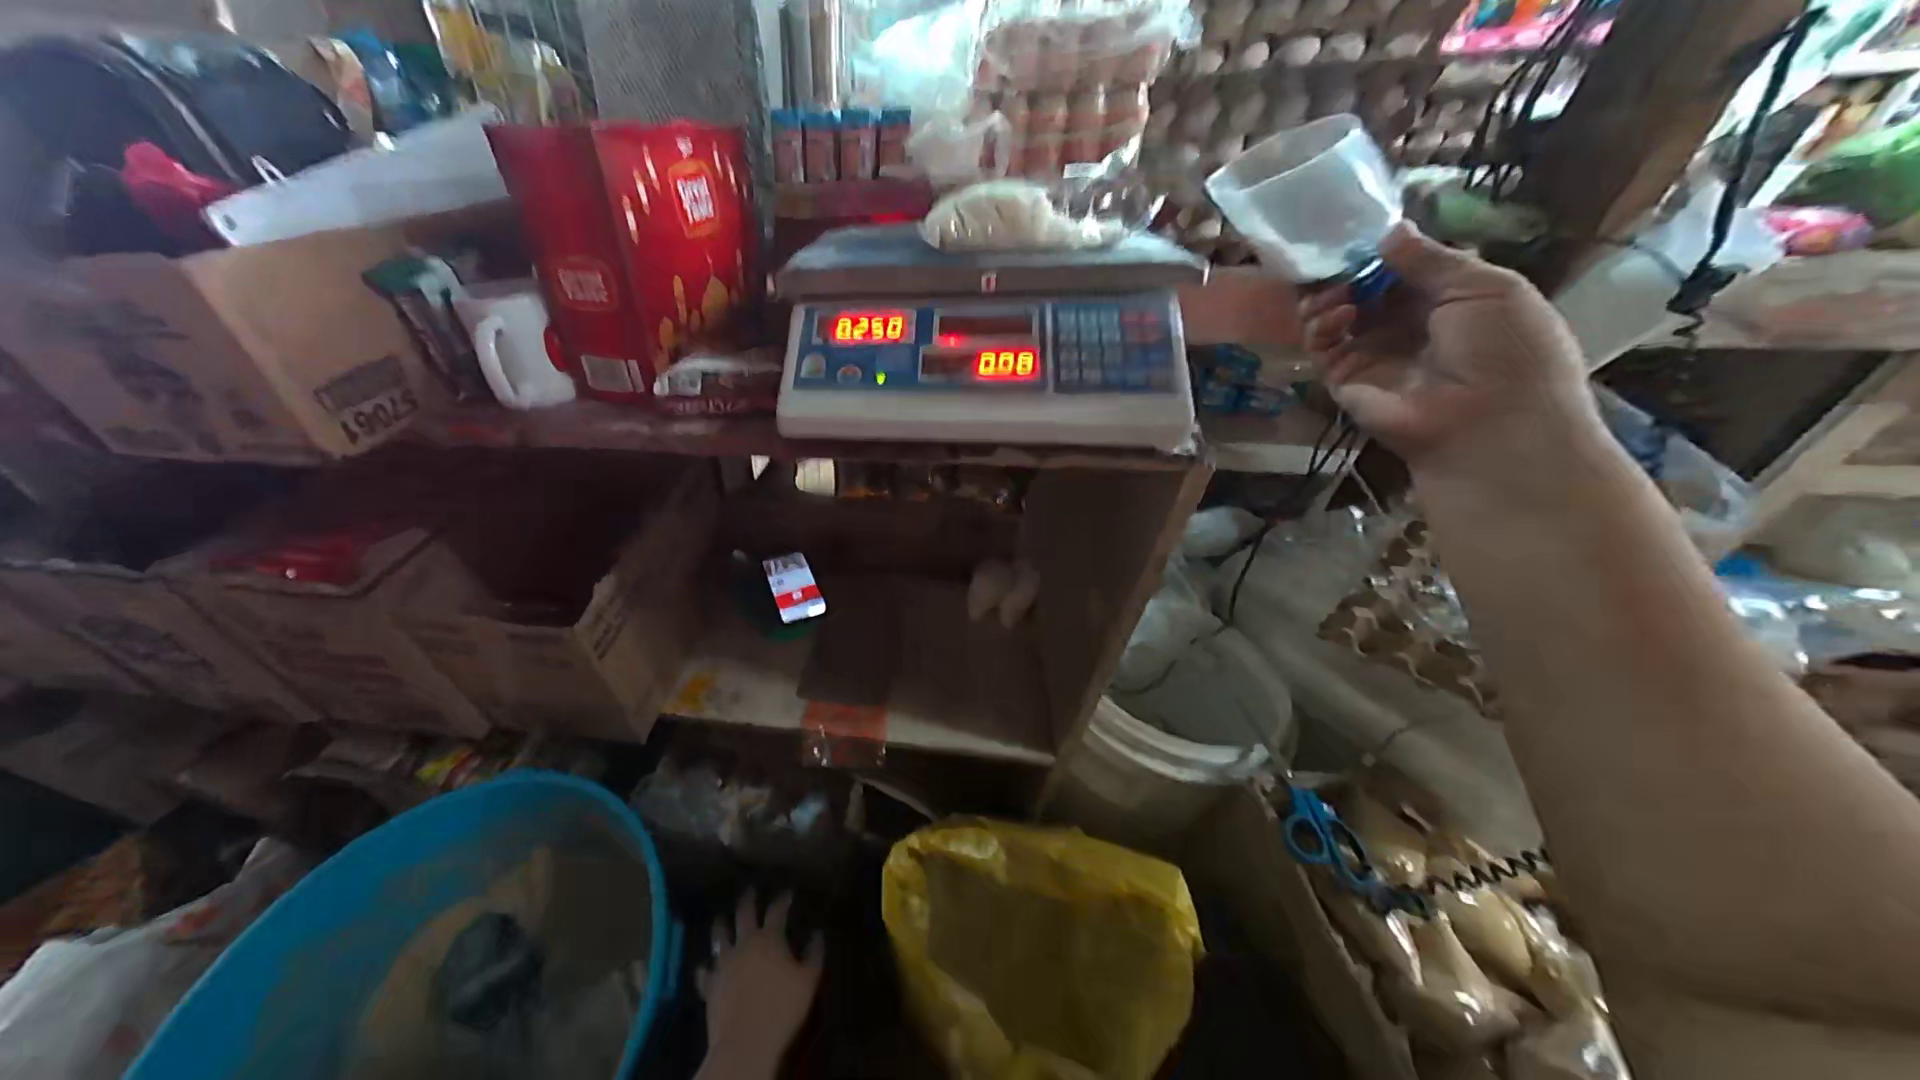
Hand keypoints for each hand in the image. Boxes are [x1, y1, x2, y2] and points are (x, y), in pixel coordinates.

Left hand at [695, 891, 823, 1079]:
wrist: (746, 1043)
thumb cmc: (782, 1008)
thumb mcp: (809, 981)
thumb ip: (814, 954)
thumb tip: (816, 934)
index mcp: (769, 939)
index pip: (777, 910)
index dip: (783, 899)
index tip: (788, 892)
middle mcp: (744, 944)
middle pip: (743, 914)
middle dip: (748, 899)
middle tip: (749, 890)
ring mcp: (724, 963)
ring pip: (719, 936)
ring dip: (721, 924)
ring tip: (721, 918)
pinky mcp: (710, 985)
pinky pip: (705, 970)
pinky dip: (706, 965)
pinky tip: (706, 965)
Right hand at [1297, 222, 1599, 469]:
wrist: (1489, 424)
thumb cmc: (1506, 349)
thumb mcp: (1484, 287)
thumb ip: (1432, 259)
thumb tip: (1389, 231)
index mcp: (1445, 301)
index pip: (1400, 269)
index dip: (1378, 251)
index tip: (1357, 232)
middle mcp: (1404, 326)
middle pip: (1361, 290)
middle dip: (1344, 271)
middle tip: (1329, 257)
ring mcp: (1372, 355)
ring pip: (1334, 316)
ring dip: (1328, 296)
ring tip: (1333, 290)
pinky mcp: (1344, 380)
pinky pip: (1322, 347)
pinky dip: (1322, 326)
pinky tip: (1338, 315)